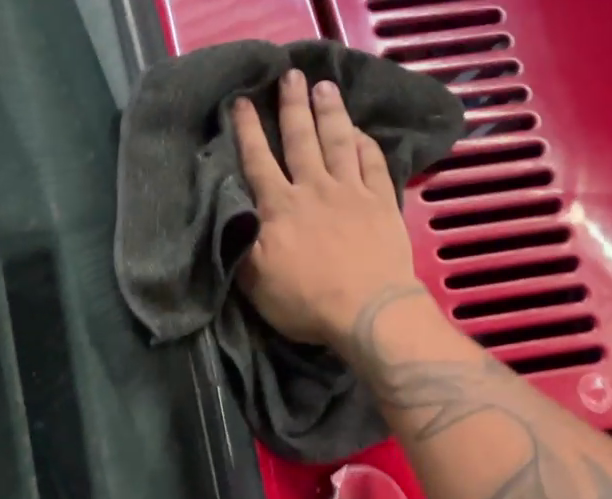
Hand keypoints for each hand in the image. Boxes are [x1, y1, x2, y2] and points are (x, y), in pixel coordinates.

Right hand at [232, 72, 424, 349]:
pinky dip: (365, 143)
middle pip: (300, 139)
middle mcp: (314, 189)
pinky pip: (373, 162)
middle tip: (290, 76)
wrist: (368, 311)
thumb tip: (229, 214)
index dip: (248, 130)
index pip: (258, 161)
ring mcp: (352, 193)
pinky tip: (360, 132)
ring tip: (324, 87)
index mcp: (279, 208)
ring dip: (329, 112)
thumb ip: (241, 245)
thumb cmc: (306, 303)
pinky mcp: (382, 203)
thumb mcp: (256, 284)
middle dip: (293, 105)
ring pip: (338, 141)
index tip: (242, 101)